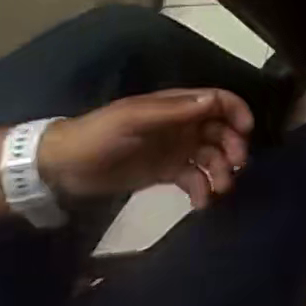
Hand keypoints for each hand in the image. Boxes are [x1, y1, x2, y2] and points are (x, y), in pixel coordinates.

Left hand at [37, 88, 253, 206]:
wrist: (59, 169)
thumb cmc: (98, 136)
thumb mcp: (133, 118)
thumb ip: (173, 111)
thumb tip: (214, 102)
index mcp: (178, 106)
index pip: (219, 102)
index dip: (238, 112)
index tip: (246, 132)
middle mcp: (184, 125)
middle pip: (222, 131)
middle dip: (233, 147)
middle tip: (236, 166)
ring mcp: (177, 149)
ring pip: (212, 156)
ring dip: (222, 171)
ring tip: (221, 189)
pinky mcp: (167, 172)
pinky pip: (195, 178)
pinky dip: (203, 189)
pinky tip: (202, 203)